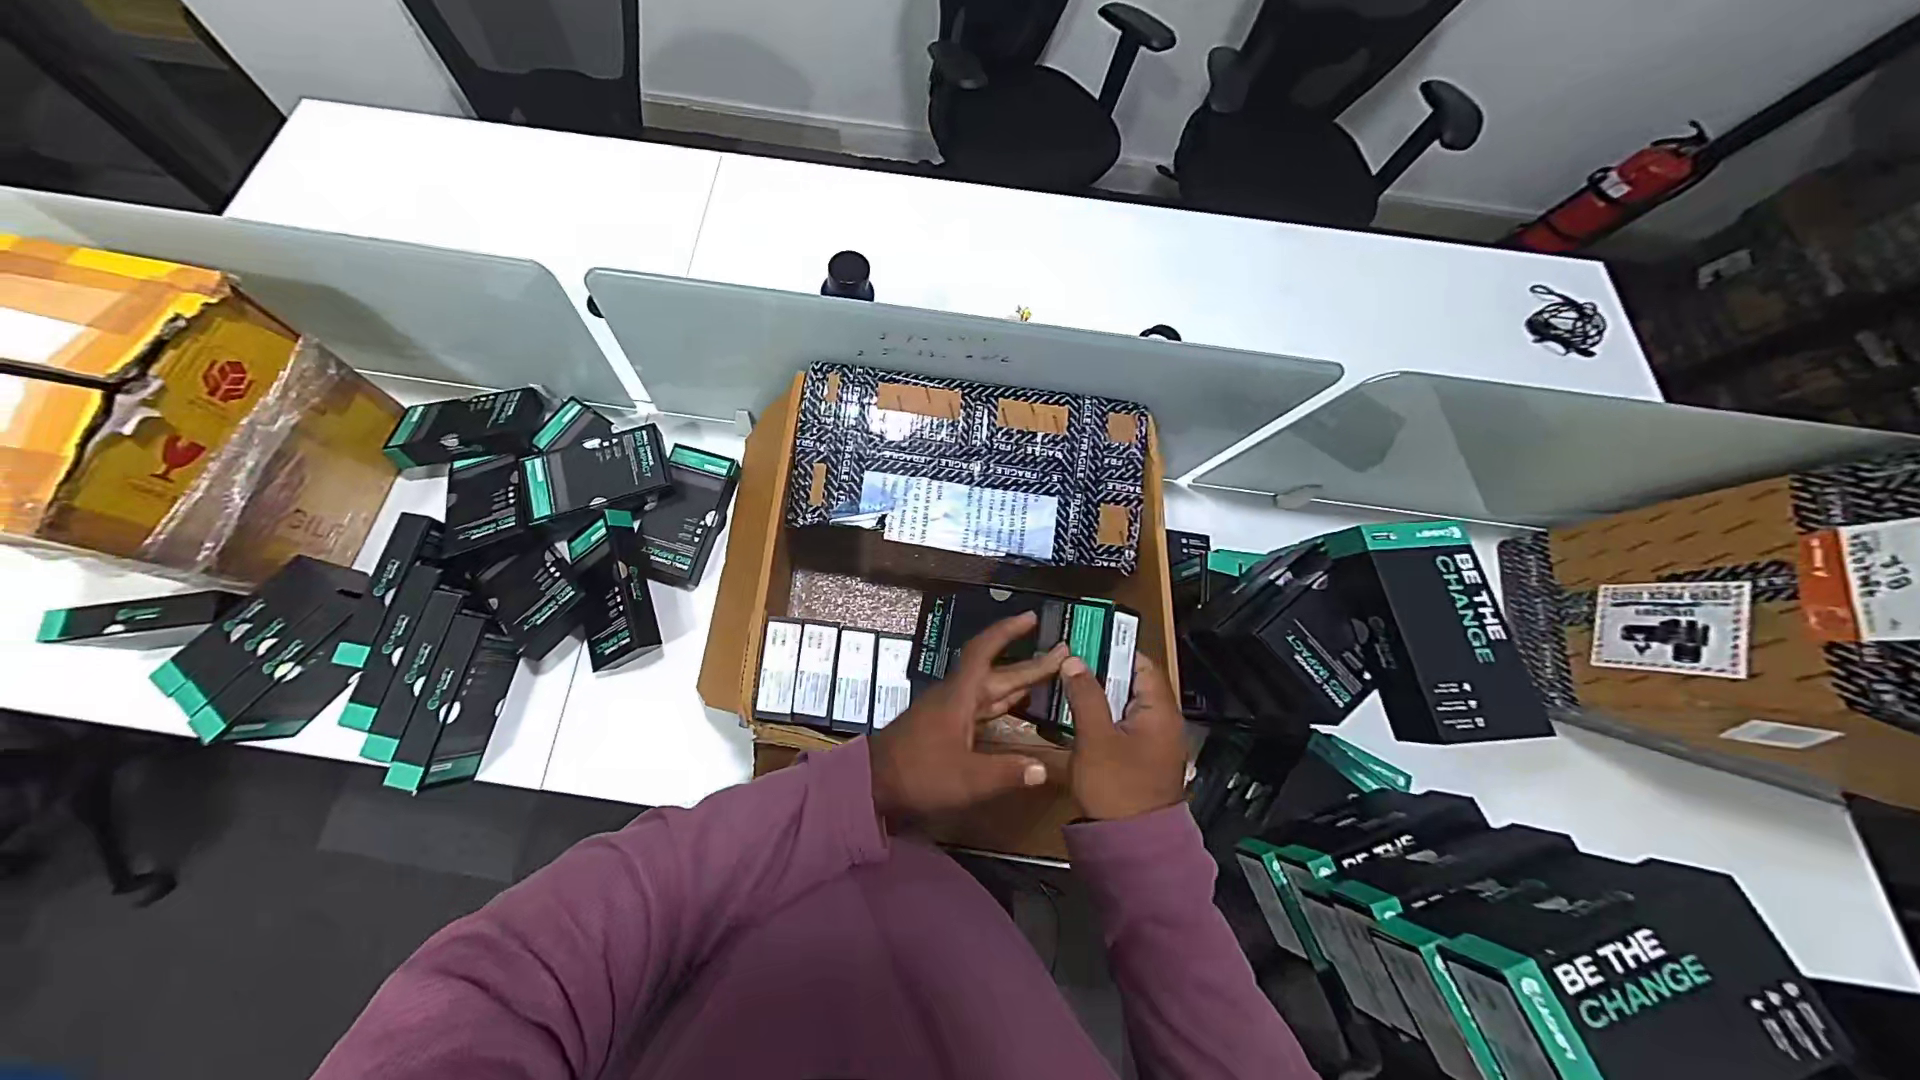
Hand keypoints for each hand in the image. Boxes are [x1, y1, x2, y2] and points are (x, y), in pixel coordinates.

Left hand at [869, 612, 1065, 826]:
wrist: (872, 783)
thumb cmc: (917, 774)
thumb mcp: (965, 779)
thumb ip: (1006, 773)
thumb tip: (1043, 769)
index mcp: (959, 696)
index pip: (984, 651)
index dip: (1007, 632)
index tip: (1030, 617)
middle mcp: (956, 696)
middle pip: (996, 672)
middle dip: (1030, 662)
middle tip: (1062, 652)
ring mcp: (949, 711)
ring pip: (990, 689)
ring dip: (1018, 680)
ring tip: (1049, 673)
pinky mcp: (946, 726)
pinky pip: (982, 706)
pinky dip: (1003, 702)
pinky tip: (1018, 704)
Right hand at [1061, 652, 1187, 820]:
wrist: (1131, 845)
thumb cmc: (1117, 787)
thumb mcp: (1095, 737)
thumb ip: (1086, 695)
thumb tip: (1075, 659)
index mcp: (1160, 711)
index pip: (1141, 663)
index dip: (1113, 649)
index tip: (1083, 640)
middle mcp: (1162, 721)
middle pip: (1131, 682)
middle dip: (1099, 670)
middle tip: (1067, 661)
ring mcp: (1152, 741)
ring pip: (1123, 704)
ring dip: (1097, 693)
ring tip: (1065, 683)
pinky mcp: (1139, 758)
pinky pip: (1120, 724)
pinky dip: (1100, 715)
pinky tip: (1075, 715)